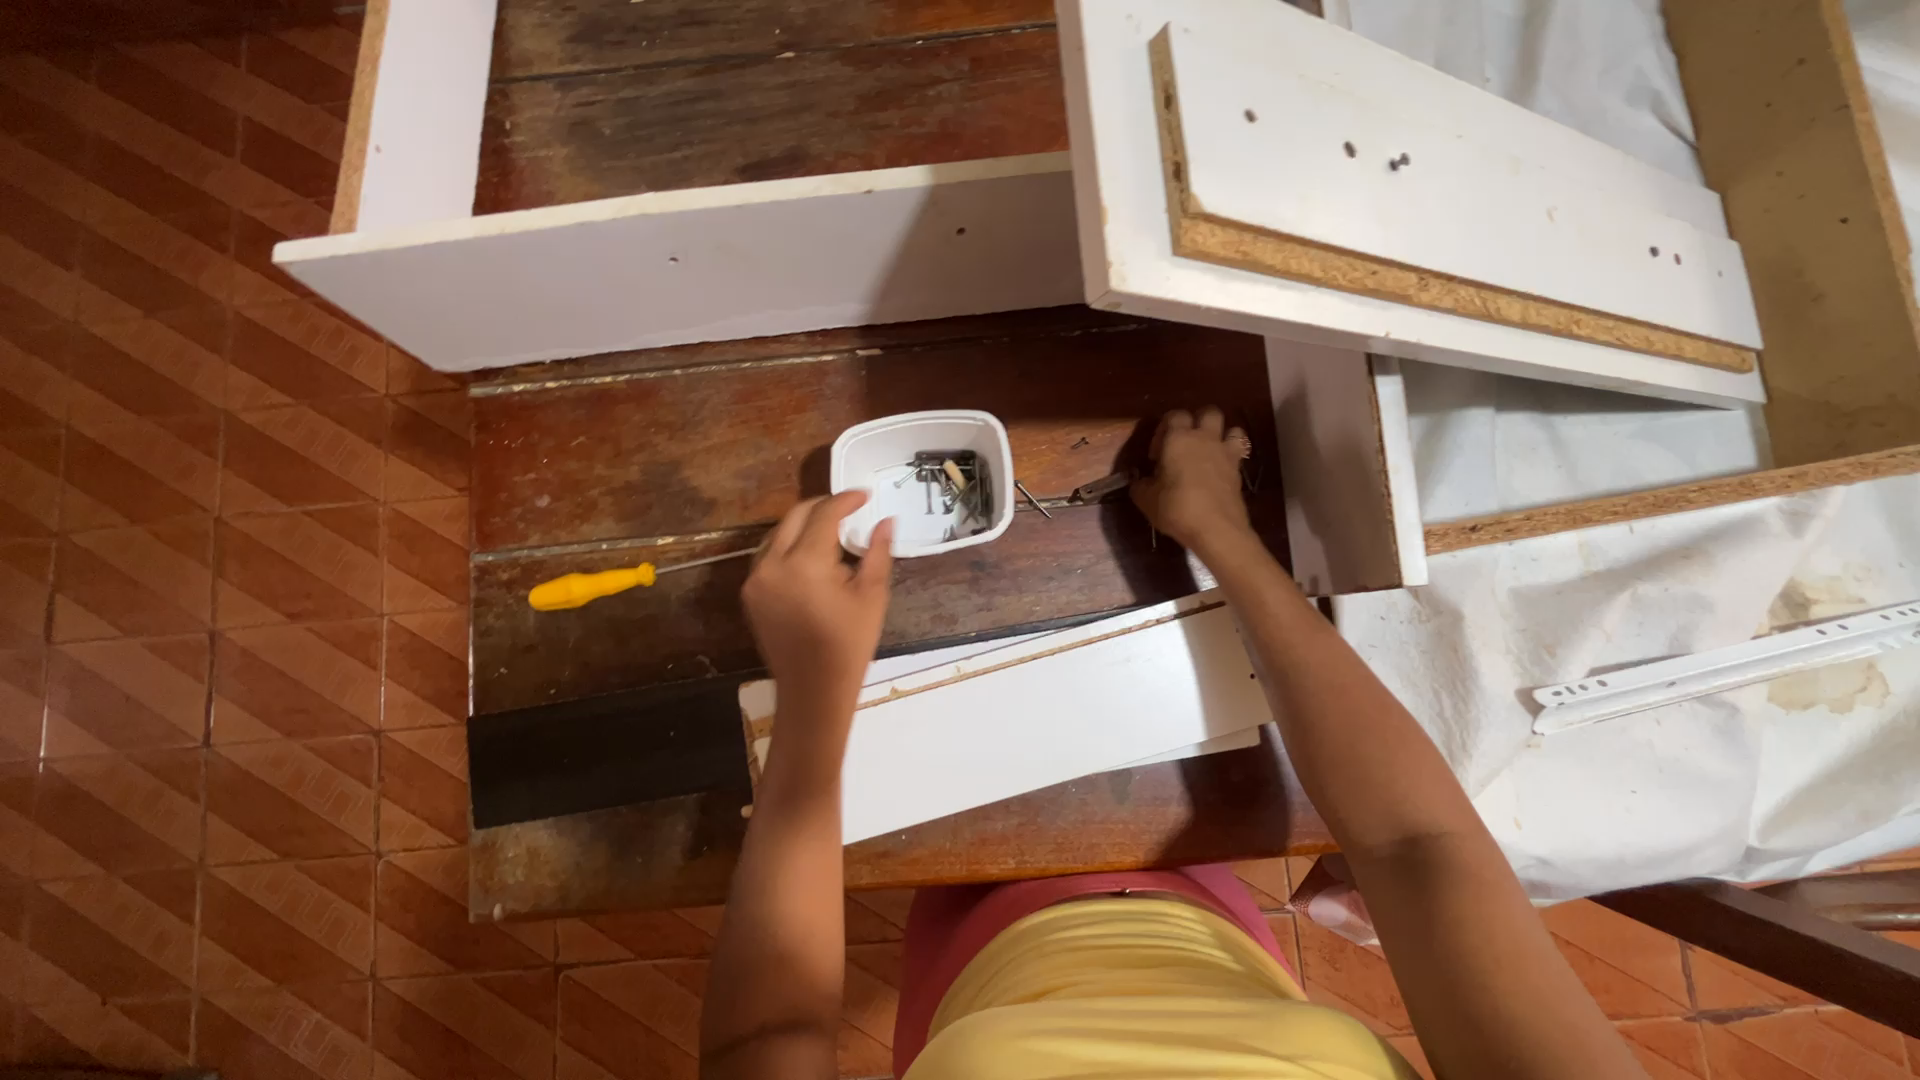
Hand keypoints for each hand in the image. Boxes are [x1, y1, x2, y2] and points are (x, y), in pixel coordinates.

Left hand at [742, 492, 894, 700]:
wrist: (813, 690)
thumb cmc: (849, 645)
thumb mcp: (872, 596)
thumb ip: (877, 552)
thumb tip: (885, 521)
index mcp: (805, 563)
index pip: (824, 514)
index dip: (846, 500)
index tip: (864, 497)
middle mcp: (772, 564)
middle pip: (795, 516)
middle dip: (822, 507)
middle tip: (848, 509)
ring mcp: (756, 580)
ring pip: (778, 534)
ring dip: (803, 525)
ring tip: (830, 532)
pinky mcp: (750, 594)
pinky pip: (767, 556)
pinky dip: (788, 547)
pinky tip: (809, 557)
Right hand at [1130, 407, 1252, 550]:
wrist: (1215, 528)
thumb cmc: (1175, 508)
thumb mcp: (1145, 500)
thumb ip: (1140, 485)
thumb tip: (1140, 481)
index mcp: (1178, 439)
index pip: (1174, 415)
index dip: (1163, 430)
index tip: (1156, 453)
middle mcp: (1204, 438)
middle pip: (1208, 412)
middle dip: (1198, 422)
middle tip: (1185, 444)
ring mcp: (1226, 453)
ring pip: (1232, 428)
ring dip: (1222, 435)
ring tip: (1209, 453)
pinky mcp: (1239, 470)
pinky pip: (1238, 452)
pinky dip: (1231, 456)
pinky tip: (1219, 471)